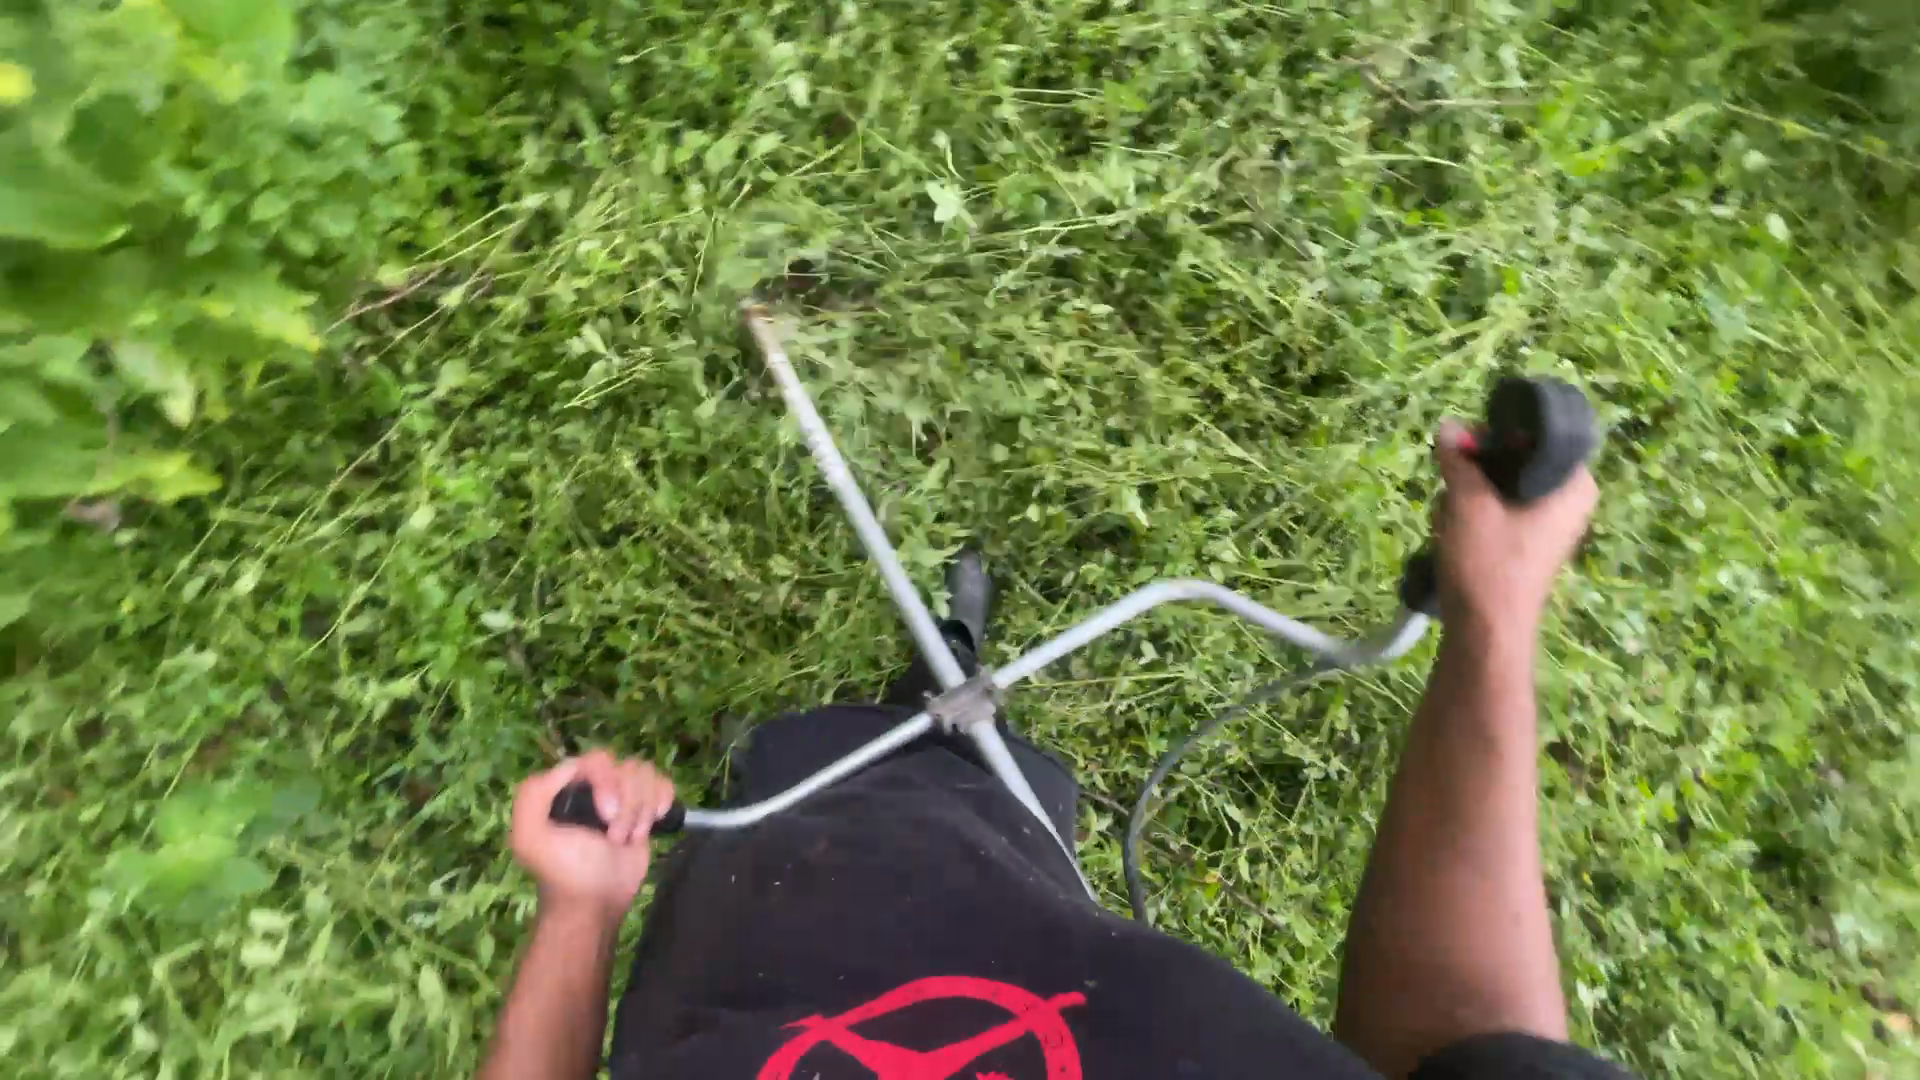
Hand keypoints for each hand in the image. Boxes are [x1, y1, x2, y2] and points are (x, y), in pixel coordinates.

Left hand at [508, 751, 675, 922]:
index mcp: (568, 786)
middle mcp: (596, 786)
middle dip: (629, 802)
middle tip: (616, 835)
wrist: (597, 901)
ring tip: (629, 838)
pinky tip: (653, 824)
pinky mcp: (647, 808)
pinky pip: (663, 784)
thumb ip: (534, 795)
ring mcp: (624, 796)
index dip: (608, 783)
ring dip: (643, 810)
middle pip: (629, 768)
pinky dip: (663, 801)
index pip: (599, 760)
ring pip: (647, 776)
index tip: (605, 817)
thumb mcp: (530, 838)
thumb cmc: (565, 871)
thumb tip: (572, 764)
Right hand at [1432, 420, 1597, 639]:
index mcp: (1573, 485)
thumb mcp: (1467, 504)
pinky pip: (1496, 512)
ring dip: (1465, 497)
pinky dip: (1470, 517)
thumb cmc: (1486, 562)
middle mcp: (1568, 500)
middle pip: (1513, 462)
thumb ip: (1459, 462)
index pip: (1538, 437)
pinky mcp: (1525, 543)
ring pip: (1498, 488)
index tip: (1461, 448)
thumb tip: (1448, 427)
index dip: (1496, 436)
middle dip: (1473, 473)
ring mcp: (1547, 524)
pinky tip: (1451, 533)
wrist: (1486, 628)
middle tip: (1452, 491)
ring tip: (1448, 521)